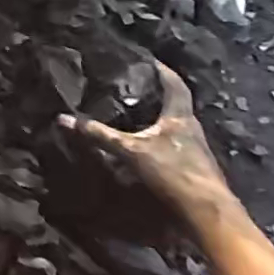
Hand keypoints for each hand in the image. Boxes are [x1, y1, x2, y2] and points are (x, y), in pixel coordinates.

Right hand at [59, 61, 235, 221]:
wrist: (210, 215)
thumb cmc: (175, 173)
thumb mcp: (131, 151)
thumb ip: (99, 134)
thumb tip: (63, 118)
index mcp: (181, 118)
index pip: (175, 86)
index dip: (162, 70)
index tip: (146, 58)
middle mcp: (191, 129)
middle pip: (174, 103)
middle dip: (154, 92)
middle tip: (130, 82)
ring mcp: (193, 148)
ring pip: (172, 122)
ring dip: (155, 114)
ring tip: (130, 108)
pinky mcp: (191, 164)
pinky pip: (170, 139)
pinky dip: (155, 133)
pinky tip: (140, 138)